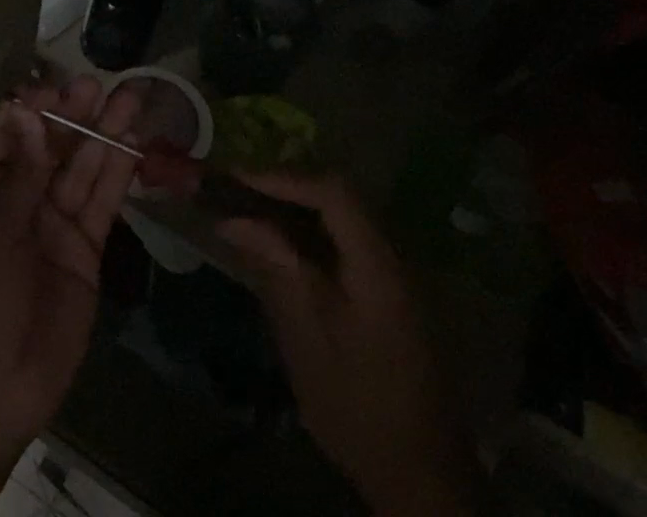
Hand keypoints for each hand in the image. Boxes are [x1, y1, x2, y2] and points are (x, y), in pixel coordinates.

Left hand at [0, 78, 140, 461]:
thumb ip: (19, 177)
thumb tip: (30, 117)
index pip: (3, 140)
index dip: (27, 114)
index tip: (53, 89)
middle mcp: (15, 203)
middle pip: (47, 150)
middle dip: (72, 117)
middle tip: (98, 84)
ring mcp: (52, 227)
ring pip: (80, 171)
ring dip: (102, 136)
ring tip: (129, 98)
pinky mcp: (84, 252)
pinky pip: (101, 205)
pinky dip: (118, 175)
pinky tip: (134, 143)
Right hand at [217, 173, 479, 516]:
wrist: (417, 469)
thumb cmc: (357, 406)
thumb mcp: (307, 338)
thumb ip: (277, 270)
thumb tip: (235, 219)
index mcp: (378, 266)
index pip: (332, 194)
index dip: (280, 178)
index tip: (231, 178)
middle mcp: (393, 258)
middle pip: (339, 199)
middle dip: (282, 187)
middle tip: (230, 189)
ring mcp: (394, 276)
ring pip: (340, 219)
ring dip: (292, 208)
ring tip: (242, 209)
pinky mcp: (387, 294)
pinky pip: (343, 243)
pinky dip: (306, 235)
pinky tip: (275, 246)